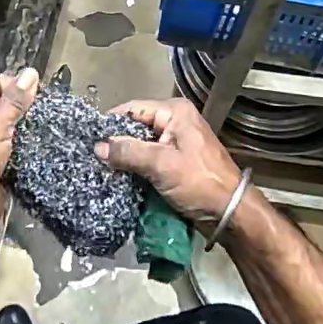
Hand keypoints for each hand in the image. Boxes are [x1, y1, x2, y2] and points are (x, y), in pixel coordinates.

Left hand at [0, 68, 38, 209]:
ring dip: (25, 125)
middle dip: (23, 106)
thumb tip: (31, 73)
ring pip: (12, 120)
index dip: (17, 86)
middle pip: (6, 99)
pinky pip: (13, 138)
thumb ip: (15, 99)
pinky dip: (24, 139)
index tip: (38, 97)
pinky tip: (37, 141)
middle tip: (42, 114)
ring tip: (42, 127)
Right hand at [95, 98, 241, 224]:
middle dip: (116, 142)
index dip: (110, 123)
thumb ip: (128, 152)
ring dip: (125, 156)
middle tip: (94, 156)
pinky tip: (120, 176)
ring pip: (140, 143)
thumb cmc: (200, 183)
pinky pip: (148, 157)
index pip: (132, 109)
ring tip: (102, 167)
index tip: (89, 138)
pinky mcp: (176, 161)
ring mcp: (176, 141)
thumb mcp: (161, 164)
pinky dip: (136, 166)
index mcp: (175, 111)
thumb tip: (97, 147)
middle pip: (135, 126)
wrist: (232, 214)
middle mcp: (175, 121)